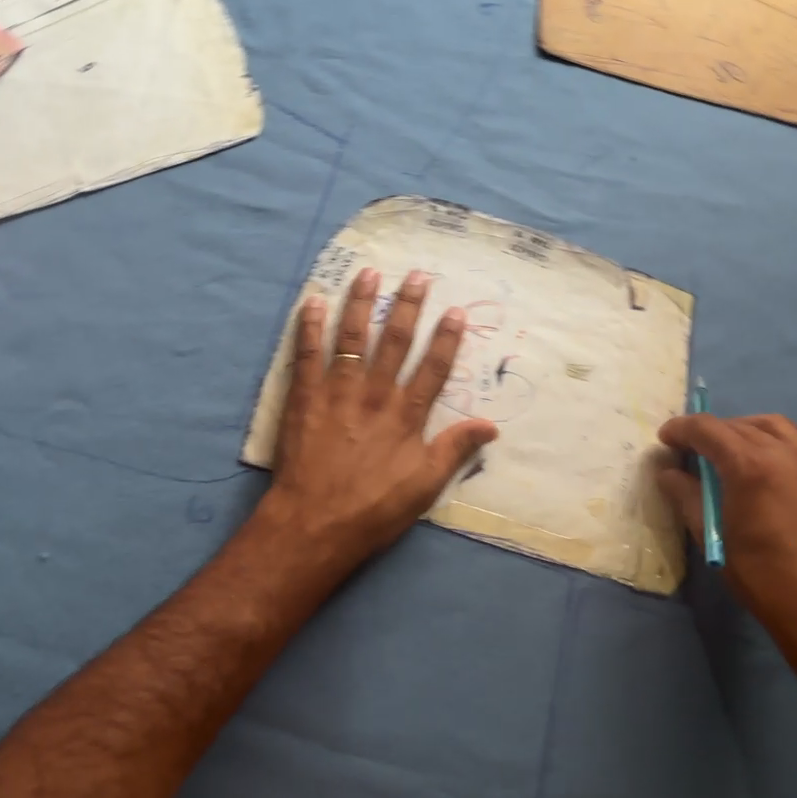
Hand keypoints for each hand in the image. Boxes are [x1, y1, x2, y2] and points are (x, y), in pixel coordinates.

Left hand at [262, 268, 498, 565]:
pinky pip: (307, 354)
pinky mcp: (305, 397)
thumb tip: (491, 426)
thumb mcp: (424, 487)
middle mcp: (375, 394)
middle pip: (395, 342)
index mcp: (406, 415)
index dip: (446, 338)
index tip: (456, 311)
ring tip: (369, 273)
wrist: (314, 523)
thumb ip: (454, 450)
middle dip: (408, 306)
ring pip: (353, 338)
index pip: (433, 368)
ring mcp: (338, 392)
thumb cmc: (373, 509)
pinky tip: (313, 301)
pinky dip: (310, 326)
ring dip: (362, 303)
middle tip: (417, 275)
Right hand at [655, 414, 796, 664]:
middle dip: (710, 432)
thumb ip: (687, 497)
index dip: (681, 429)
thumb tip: (668, 472)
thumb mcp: (714, 539)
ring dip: (744, 430)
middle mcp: (787, 453)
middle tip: (690, 450)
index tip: (665, 439)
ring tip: (728, 451)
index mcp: (752, 466)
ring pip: (773, 426)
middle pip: (738, 425)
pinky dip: (779, 443)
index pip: (708, 429)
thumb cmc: (765, 580)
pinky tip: (771, 464)